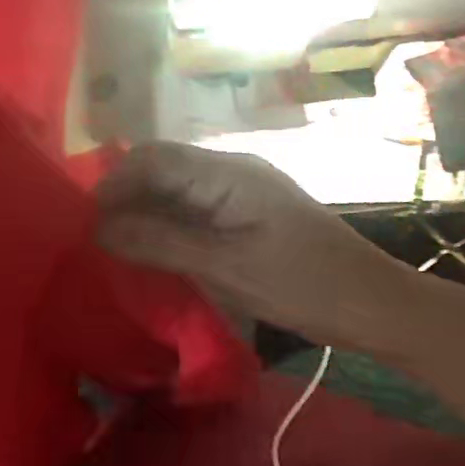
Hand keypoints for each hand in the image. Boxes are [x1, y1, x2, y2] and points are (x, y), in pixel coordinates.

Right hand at [96, 142, 422, 352]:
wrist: (377, 306)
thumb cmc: (303, 285)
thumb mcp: (225, 267)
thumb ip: (159, 242)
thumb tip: (98, 227)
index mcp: (226, 173)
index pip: (152, 159)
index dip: (113, 183)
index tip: (86, 220)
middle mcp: (229, 170)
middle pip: (159, 167)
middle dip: (123, 196)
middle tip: (95, 235)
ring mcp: (238, 190)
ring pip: (172, 187)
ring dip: (142, 211)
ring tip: (115, 244)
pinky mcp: (243, 211)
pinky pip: (190, 206)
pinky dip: (165, 223)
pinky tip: (151, 249)